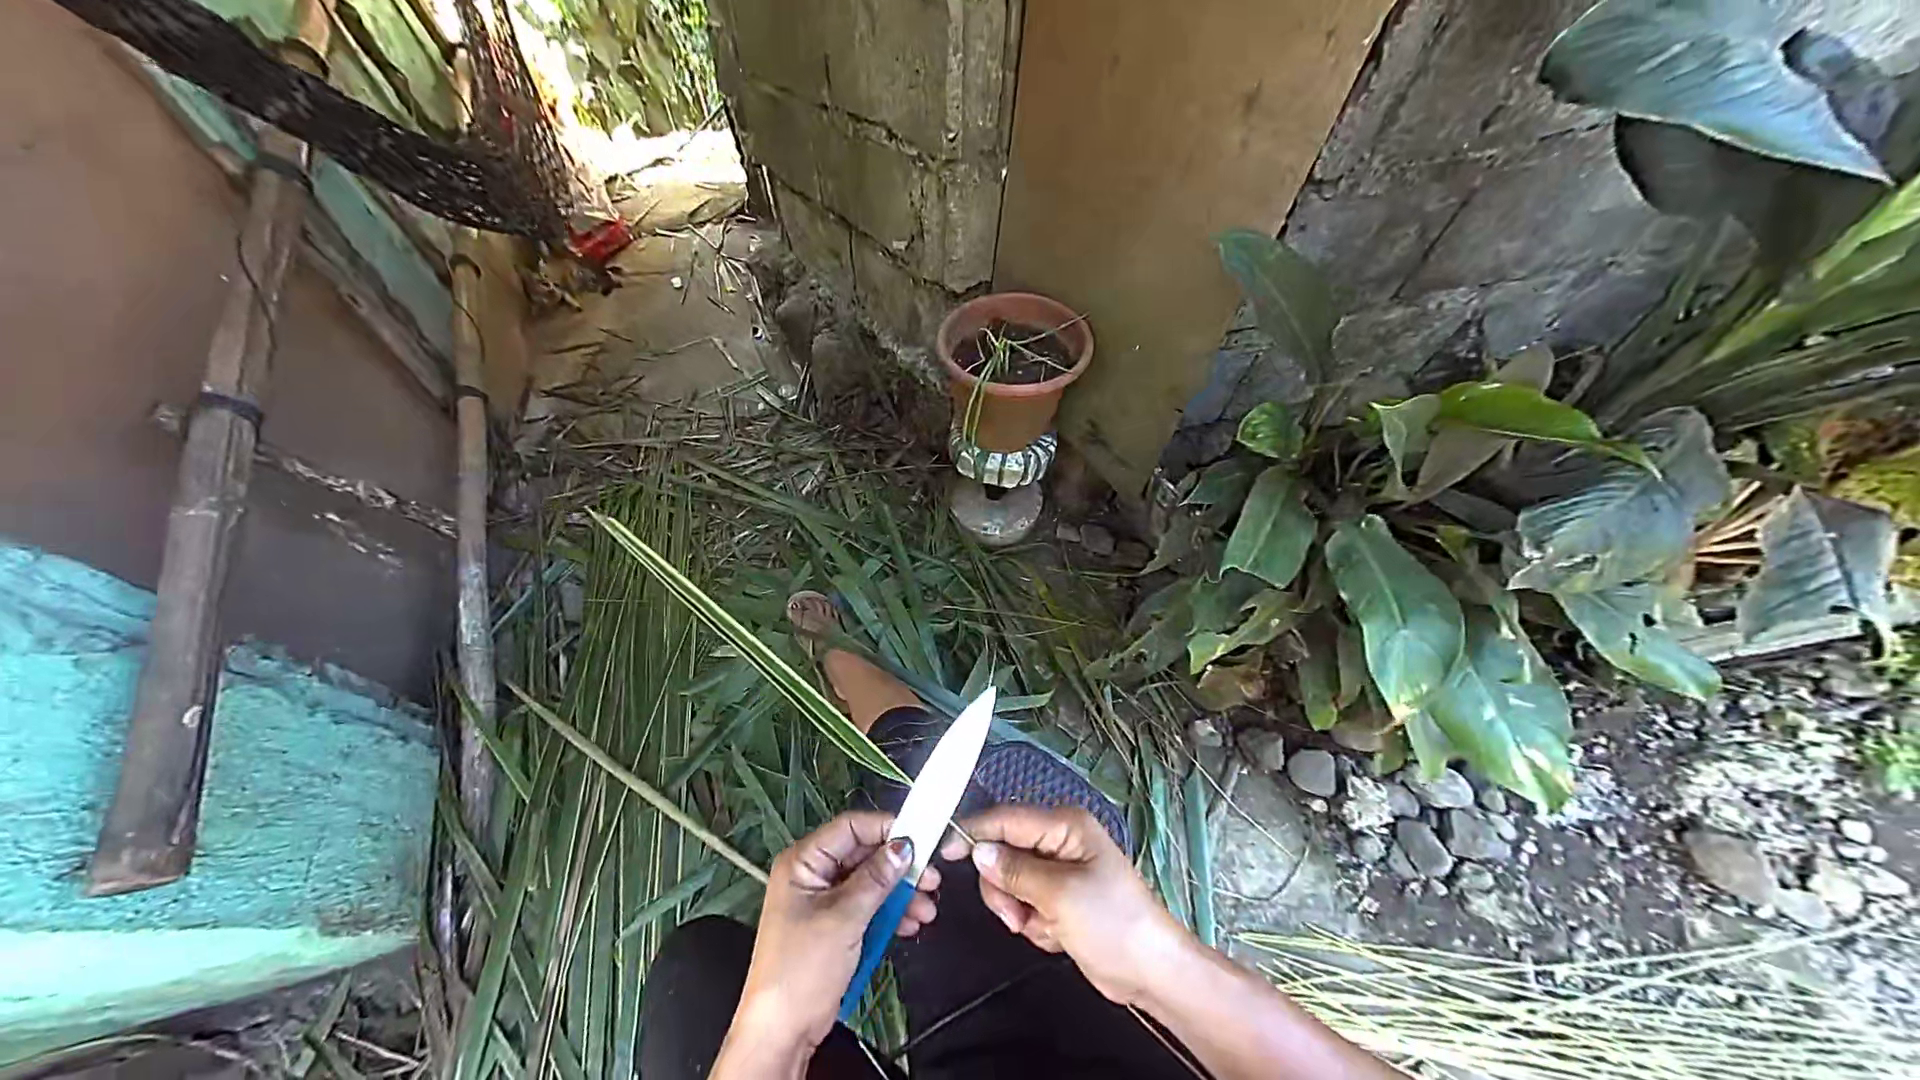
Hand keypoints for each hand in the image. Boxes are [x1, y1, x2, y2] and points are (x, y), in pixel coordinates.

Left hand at [728, 811, 941, 1055]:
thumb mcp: (844, 918)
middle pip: (865, 855)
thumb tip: (904, 847)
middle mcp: (813, 874)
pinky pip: (869, 906)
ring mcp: (824, 901)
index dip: (885, 829)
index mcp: (804, 862)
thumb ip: (876, 879)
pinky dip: (891, 912)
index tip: (919, 837)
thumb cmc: (801, 970)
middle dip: (899, 868)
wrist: (781, 1033)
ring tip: (926, 908)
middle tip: (930, 878)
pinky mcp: (835, 925)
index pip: (850, 827)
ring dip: (900, 893)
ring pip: (871, 882)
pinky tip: (912, 922)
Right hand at [940, 804, 1186, 1005]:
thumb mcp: (1060, 895)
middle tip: (1016, 914)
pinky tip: (1055, 934)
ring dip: (1017, 908)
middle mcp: (1058, 841)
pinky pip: (1023, 902)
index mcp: (1065, 825)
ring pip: (1009, 880)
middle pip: (1003, 852)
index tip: (945, 851)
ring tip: (1041, 926)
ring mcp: (1057, 870)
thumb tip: (978, 852)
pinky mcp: (1056, 898)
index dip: (975, 832)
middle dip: (1003, 886)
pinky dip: (1031, 921)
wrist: (1151, 972)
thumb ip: (1015, 871)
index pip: (1008, 819)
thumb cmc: (1113, 923)